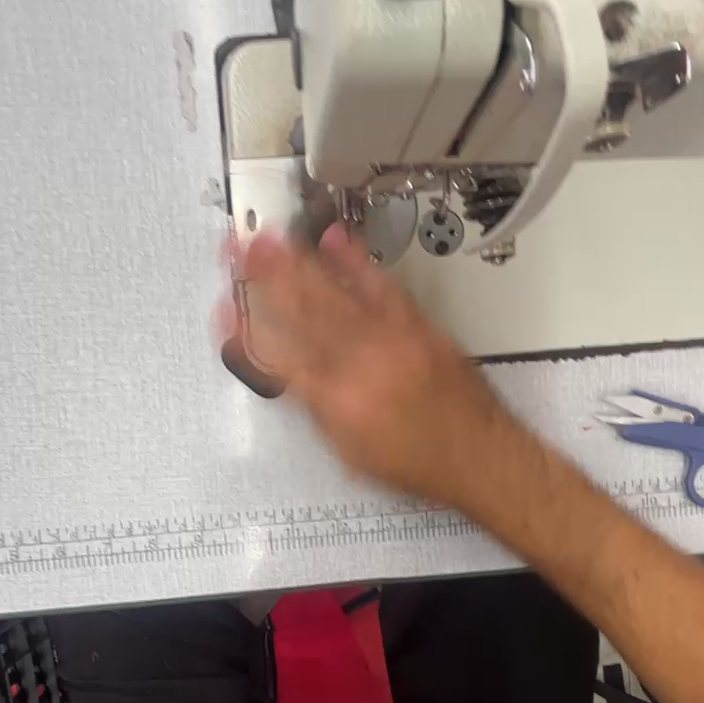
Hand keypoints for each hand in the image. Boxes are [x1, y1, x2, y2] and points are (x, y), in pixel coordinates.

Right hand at [218, 224, 534, 513]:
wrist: (479, 456)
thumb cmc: (418, 464)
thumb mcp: (352, 452)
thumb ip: (319, 410)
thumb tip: (293, 377)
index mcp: (336, 401)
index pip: (278, 357)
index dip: (246, 330)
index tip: (224, 309)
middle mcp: (359, 365)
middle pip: (302, 313)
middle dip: (265, 277)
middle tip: (238, 247)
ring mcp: (390, 340)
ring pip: (335, 295)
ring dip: (298, 263)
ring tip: (270, 237)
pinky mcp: (418, 327)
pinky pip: (381, 287)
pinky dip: (355, 262)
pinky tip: (335, 240)